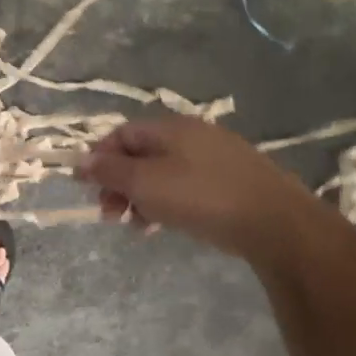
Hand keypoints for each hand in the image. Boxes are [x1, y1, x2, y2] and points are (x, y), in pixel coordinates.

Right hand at [77, 112, 331, 264]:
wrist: (273, 221)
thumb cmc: (200, 196)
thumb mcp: (144, 182)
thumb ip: (109, 170)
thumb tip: (82, 161)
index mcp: (172, 129)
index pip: (120, 134)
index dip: (98, 158)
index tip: (85, 187)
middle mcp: (192, 136)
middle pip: (138, 155)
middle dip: (116, 184)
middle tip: (109, 213)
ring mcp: (212, 158)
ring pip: (158, 174)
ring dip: (137, 198)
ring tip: (134, 225)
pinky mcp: (225, 181)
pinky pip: (181, 186)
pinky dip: (163, 203)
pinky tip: (159, 226)